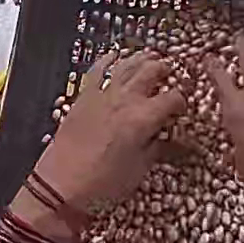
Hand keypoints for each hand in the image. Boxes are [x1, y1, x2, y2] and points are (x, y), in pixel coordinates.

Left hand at [35, 51, 185, 210]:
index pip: (173, 98)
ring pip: (127, 65)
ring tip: (151, 57)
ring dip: (142, 59)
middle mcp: (126, 98)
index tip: (183, 107)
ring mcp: (103, 94)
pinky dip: (108, 60)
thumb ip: (159, 147)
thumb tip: (176, 139)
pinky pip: (97, 70)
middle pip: (152, 71)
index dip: (183, 100)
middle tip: (171, 73)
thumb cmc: (105, 184)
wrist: (60, 186)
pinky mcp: (84, 96)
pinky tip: (115, 55)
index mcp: (144, 117)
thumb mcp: (140, 169)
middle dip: (165, 70)